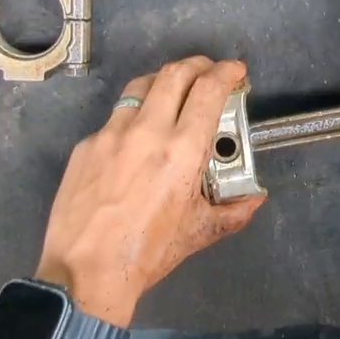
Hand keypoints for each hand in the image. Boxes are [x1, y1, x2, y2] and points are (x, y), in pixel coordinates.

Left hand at [36, 57, 264, 325]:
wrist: (84, 273)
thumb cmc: (147, 254)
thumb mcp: (198, 232)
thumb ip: (234, 211)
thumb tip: (255, 199)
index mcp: (182, 151)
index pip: (209, 90)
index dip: (227, 72)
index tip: (236, 72)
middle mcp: (147, 132)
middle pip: (175, 73)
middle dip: (199, 65)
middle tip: (210, 72)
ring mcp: (111, 135)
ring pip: (142, 87)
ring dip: (165, 81)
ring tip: (174, 93)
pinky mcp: (86, 146)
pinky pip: (115, 118)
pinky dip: (135, 116)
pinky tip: (137, 138)